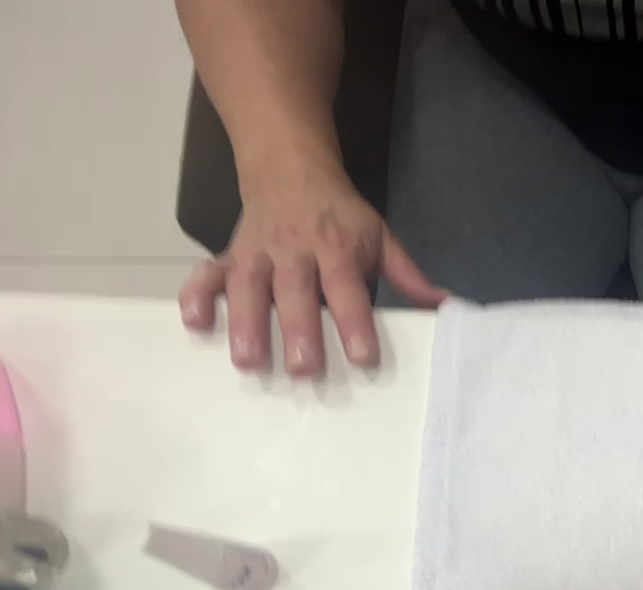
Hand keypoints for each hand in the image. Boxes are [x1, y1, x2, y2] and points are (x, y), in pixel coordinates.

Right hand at [179, 161, 446, 375]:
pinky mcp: (229, 253)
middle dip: (296, 331)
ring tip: (247, 362)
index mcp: (336, 250)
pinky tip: (192, 323)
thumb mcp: (381, 238)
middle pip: (293, 293)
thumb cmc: (341, 216)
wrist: (289, 166)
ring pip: (246, 287)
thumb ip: (410, 276)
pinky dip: (196, 295)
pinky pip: (208, 272)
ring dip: (243, 323)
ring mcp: (256, 253)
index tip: (363, 358)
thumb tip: (449, 306)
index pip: (347, 290)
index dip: (355, 323)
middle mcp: (294, 251)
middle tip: (303, 370)